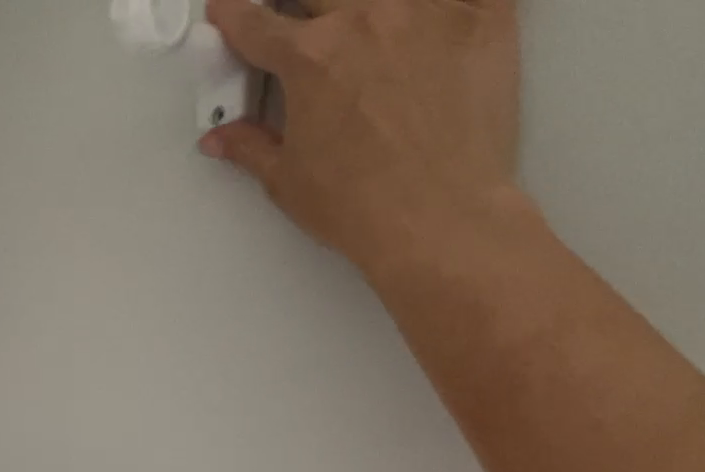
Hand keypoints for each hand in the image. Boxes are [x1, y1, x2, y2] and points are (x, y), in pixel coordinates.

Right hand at [199, 0, 523, 275]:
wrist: (439, 217)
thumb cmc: (361, 205)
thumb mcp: (287, 180)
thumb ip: (250, 146)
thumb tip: (220, 137)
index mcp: (310, 58)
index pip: (257, 23)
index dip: (234, 17)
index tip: (228, 13)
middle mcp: (366, 18)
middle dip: (295, 3)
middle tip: (296, 21)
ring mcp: (428, 9)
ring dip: (361, 6)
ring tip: (363, 27)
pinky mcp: (484, 16)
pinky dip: (443, 3)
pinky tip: (428, 20)